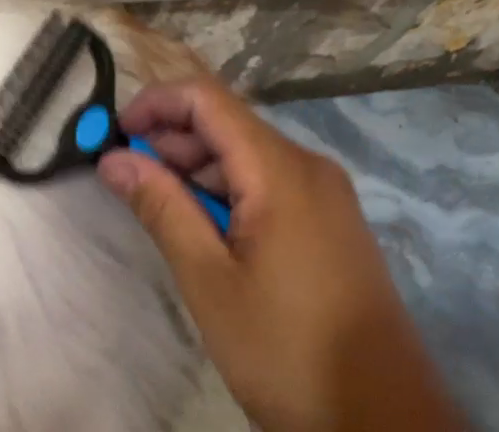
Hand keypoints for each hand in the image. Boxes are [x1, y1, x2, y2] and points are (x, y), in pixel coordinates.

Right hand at [98, 77, 463, 431]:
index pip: (207, 98)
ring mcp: (325, 196)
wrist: (386, 425)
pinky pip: (268, 184)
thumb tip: (112, 158)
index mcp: (281, 169)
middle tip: (127, 181)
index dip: (155, 103)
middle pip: (226, 123)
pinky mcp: (330, 224)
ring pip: (245, 155)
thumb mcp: (209, 281)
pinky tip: (203, 230)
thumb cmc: (288, 350)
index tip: (114, 136)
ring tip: (158, 209)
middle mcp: (308, 167)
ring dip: (195, 169)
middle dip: (170, 140)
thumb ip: (161, 208)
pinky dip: (226, 192)